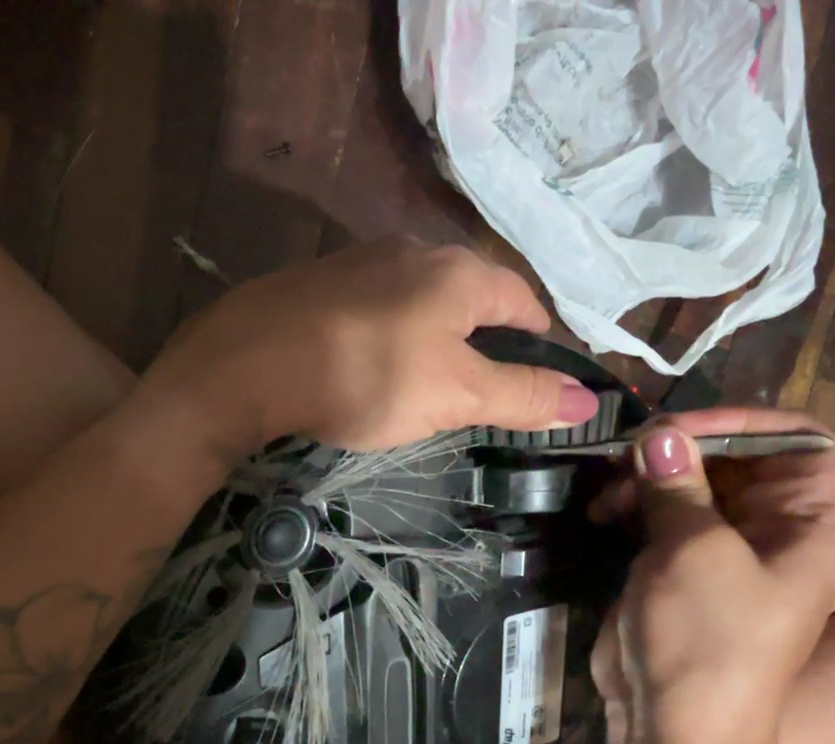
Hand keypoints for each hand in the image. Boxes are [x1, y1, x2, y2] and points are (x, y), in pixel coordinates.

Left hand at [141, 238, 600, 451]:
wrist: (243, 365)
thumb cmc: (363, 377)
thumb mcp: (454, 394)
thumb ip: (521, 396)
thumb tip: (590, 402)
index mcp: (458, 271)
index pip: (523, 300)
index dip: (538, 342)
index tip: (536, 382)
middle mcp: (411, 250)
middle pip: (469, 295)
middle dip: (482, 339)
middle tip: (476, 391)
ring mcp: (356, 262)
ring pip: (416, 300)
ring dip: (430, 335)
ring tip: (421, 382)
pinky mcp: (313, 283)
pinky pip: (369, 308)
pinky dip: (382, 335)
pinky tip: (363, 366)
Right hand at [591, 408, 834, 743]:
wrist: (675, 727)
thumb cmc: (706, 639)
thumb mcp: (693, 552)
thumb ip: (675, 484)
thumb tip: (657, 432)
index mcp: (813, 523)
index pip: (797, 441)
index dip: (741, 423)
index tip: (674, 429)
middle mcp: (777, 530)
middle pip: (738, 458)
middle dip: (679, 450)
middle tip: (625, 458)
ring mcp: (727, 550)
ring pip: (693, 483)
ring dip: (647, 477)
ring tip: (607, 495)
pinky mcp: (684, 568)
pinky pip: (665, 514)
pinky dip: (635, 504)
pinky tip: (604, 513)